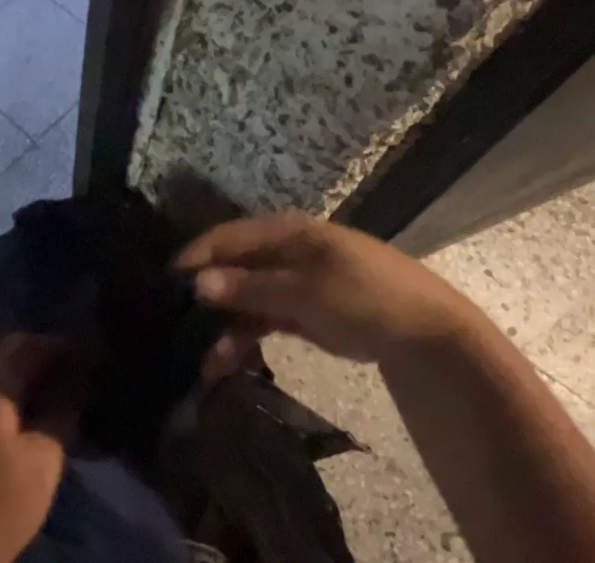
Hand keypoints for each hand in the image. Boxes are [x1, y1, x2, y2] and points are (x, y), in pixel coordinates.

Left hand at [0, 333, 79, 562]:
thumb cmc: (3, 499)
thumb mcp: (44, 456)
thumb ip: (62, 410)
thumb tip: (78, 377)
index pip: (21, 343)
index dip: (55, 344)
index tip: (86, 355)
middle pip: (6, 357)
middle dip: (43, 359)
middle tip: (79, 373)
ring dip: (30, 379)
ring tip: (65, 393)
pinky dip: (17, 398)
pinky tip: (39, 415)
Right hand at [175, 211, 476, 363]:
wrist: (430, 335)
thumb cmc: (364, 296)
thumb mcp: (303, 291)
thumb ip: (248, 288)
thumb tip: (196, 283)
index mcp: (285, 231)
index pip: (225, 237)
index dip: (194, 257)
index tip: (164, 284)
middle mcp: (283, 251)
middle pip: (232, 268)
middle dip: (205, 297)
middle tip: (175, 326)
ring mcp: (294, 281)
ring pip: (245, 299)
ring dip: (223, 326)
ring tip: (204, 362)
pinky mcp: (304, 311)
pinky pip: (263, 319)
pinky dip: (245, 337)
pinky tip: (227, 362)